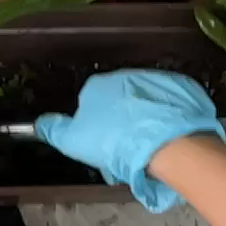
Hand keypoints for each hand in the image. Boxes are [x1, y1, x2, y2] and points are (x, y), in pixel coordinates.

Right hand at [34, 70, 225, 210]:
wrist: (167, 143)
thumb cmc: (114, 141)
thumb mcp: (73, 142)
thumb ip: (54, 130)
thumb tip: (41, 122)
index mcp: (97, 86)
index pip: (90, 102)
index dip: (95, 125)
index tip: (102, 144)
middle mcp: (125, 76)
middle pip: (119, 100)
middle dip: (121, 120)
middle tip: (126, 149)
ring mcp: (155, 79)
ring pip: (145, 101)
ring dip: (145, 117)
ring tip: (151, 146)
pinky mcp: (183, 87)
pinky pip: (172, 102)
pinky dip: (170, 115)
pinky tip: (170, 136)